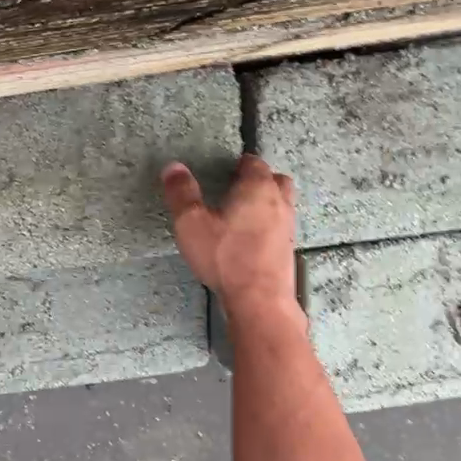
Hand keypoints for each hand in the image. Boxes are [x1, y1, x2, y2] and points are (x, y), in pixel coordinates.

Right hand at [161, 155, 299, 320]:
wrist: (258, 297)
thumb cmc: (224, 256)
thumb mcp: (191, 223)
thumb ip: (181, 194)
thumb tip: (173, 167)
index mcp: (257, 188)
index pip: (253, 163)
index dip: (240, 163)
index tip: (228, 167)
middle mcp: (278, 202)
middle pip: (275, 180)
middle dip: (259, 179)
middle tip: (240, 186)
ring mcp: (287, 226)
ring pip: (281, 203)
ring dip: (266, 201)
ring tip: (244, 211)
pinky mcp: (287, 248)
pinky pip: (280, 226)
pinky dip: (268, 224)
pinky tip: (251, 237)